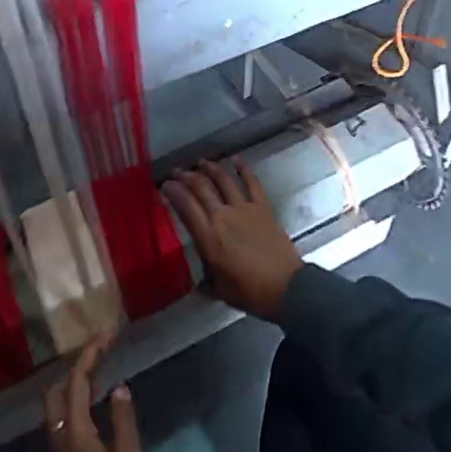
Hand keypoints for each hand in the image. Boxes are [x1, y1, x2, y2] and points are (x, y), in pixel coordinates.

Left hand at [45, 335, 144, 451]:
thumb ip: (123, 420)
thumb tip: (118, 385)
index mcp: (73, 432)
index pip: (76, 380)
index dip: (91, 353)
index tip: (108, 334)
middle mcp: (58, 437)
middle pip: (57, 389)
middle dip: (76, 366)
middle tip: (102, 353)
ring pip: (56, 405)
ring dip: (73, 383)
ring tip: (100, 371)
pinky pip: (61, 420)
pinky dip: (73, 401)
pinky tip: (94, 403)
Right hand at [161, 159, 302, 319]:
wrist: (287, 289)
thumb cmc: (250, 293)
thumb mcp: (219, 289)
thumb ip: (205, 279)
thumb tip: (196, 280)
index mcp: (208, 237)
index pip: (184, 206)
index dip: (172, 192)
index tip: (164, 186)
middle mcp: (222, 216)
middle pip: (200, 187)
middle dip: (184, 176)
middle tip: (176, 172)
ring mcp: (244, 209)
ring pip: (222, 180)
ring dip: (209, 168)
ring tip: (200, 162)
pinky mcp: (263, 207)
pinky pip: (251, 182)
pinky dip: (243, 168)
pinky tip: (235, 159)